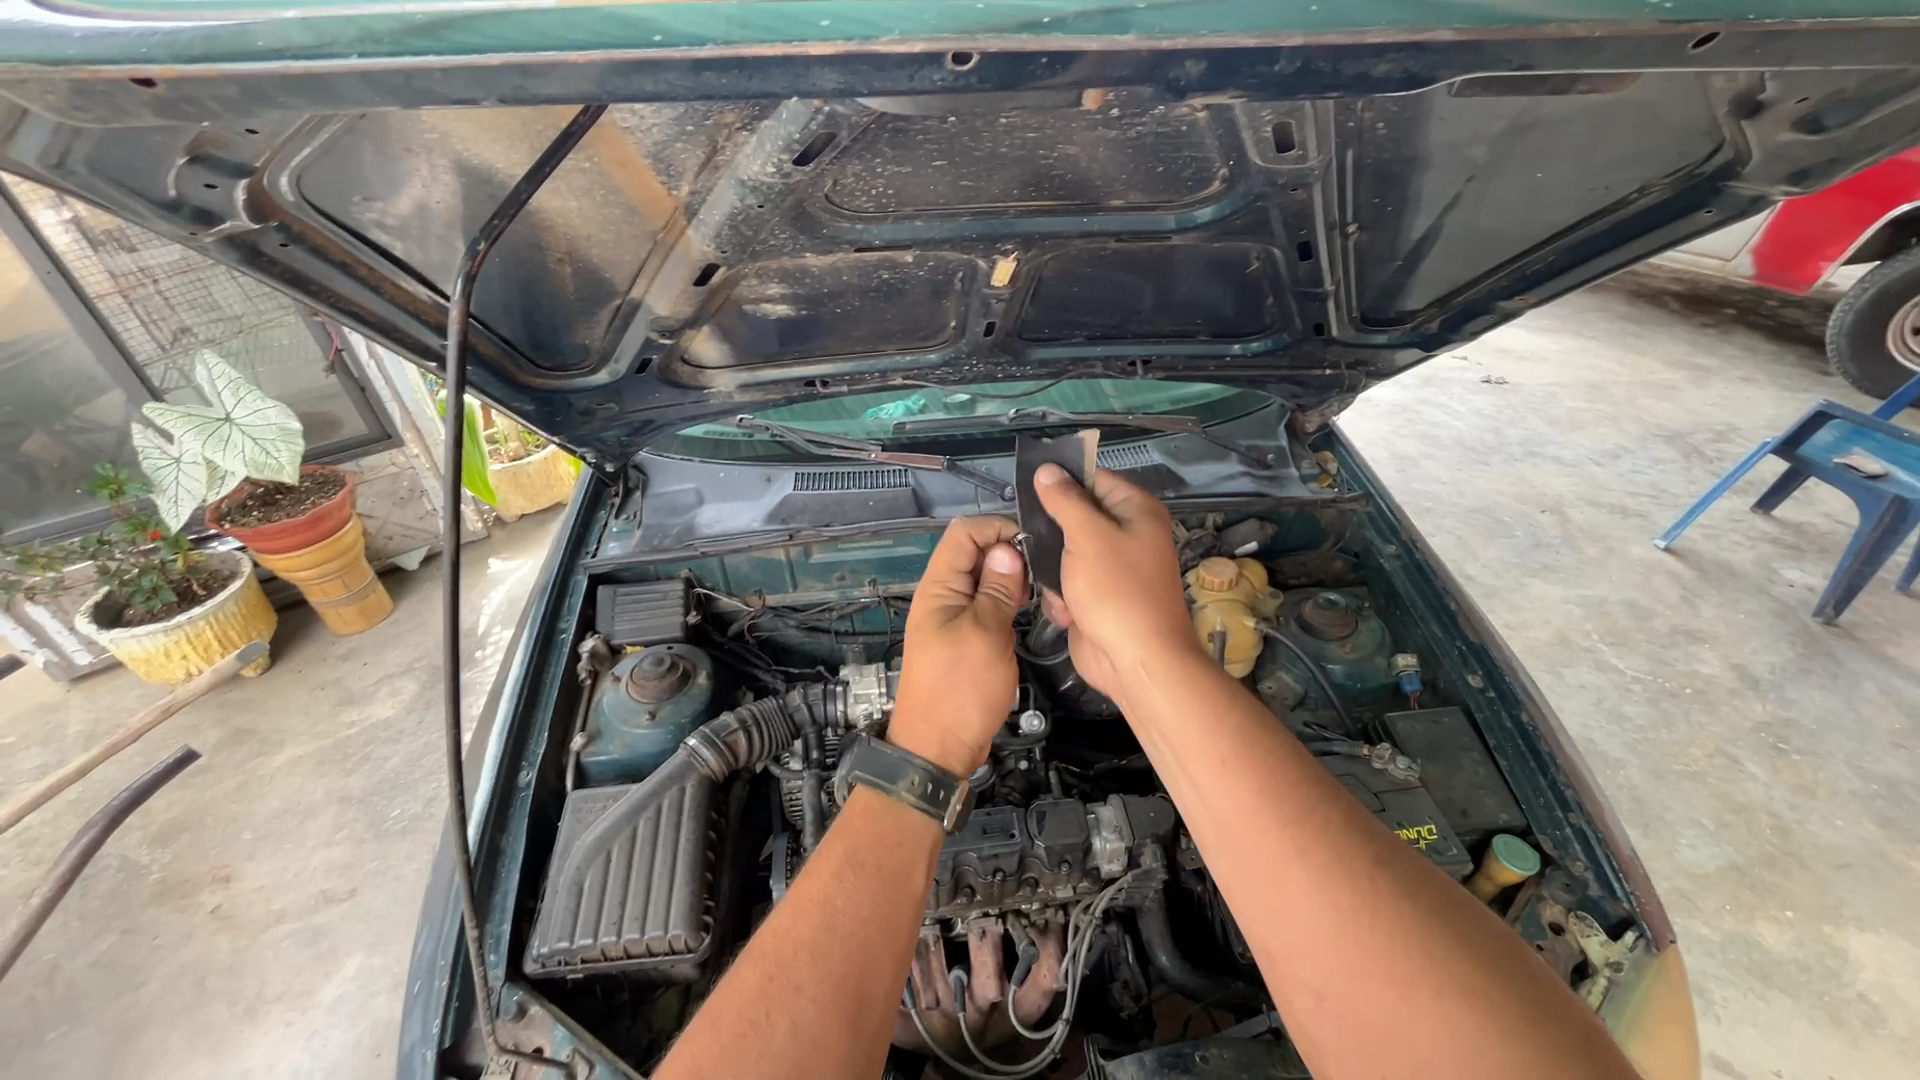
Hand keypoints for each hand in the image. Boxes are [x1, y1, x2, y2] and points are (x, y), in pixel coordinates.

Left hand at [889, 516, 1029, 775]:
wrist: (938, 749)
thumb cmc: (960, 691)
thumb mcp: (985, 635)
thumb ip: (996, 590)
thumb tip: (1007, 549)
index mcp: (939, 587)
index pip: (964, 533)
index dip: (997, 528)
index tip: (1033, 543)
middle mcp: (944, 596)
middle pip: (975, 554)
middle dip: (1009, 552)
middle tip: (1046, 568)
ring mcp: (955, 618)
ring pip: (985, 581)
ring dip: (1012, 579)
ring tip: (1045, 588)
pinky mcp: (968, 638)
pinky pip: (988, 607)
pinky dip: (1009, 603)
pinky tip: (1033, 609)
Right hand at [1033, 464, 1203, 705]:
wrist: (1136, 660)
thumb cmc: (1117, 590)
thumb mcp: (1087, 536)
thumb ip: (1064, 500)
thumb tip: (1047, 469)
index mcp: (1135, 511)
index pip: (1094, 478)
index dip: (1062, 480)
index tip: (1027, 486)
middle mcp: (1127, 535)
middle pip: (1076, 517)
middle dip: (1051, 531)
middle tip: (1027, 536)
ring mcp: (1112, 569)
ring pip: (1065, 552)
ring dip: (1052, 568)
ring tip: (1050, 582)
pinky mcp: (1097, 597)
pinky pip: (1068, 583)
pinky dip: (1061, 596)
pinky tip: (1064, 611)